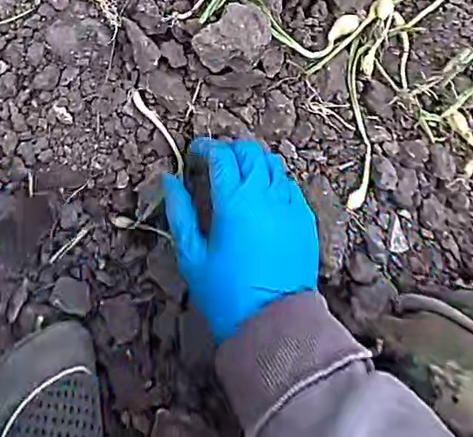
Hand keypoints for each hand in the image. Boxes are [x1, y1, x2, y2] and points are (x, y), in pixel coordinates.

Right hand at [163, 136, 317, 340]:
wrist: (275, 325)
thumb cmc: (227, 295)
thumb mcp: (193, 256)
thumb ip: (179, 213)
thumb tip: (169, 180)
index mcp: (234, 200)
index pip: (220, 155)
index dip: (205, 147)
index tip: (195, 152)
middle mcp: (264, 193)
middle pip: (249, 150)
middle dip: (230, 148)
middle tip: (217, 160)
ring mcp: (288, 203)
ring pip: (272, 162)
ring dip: (253, 161)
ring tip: (240, 174)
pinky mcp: (304, 217)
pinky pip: (288, 184)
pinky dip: (273, 180)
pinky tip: (263, 196)